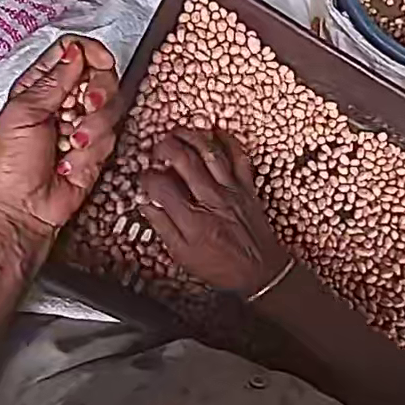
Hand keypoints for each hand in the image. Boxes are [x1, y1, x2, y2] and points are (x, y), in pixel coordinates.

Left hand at [0, 34, 124, 239]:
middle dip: (100, 91)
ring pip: (111, 106)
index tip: (97, 60)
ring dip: (94, 127)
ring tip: (71, 144)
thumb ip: (52, 81)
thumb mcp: (22, 113)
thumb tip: (74, 53)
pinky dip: (93, 150)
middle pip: (101, 75)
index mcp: (40, 86)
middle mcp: (65, 102)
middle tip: (87, 106)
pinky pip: (111, 136)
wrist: (25, 208)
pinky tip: (72, 162)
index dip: (89, 52)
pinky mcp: (99, 148)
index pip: (72, 52)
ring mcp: (84, 124)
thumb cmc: (11, 166)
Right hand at [137, 128, 290, 294]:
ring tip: (178, 133)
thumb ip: (163, 228)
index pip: (161, 186)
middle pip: (184, 160)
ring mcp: (231, 191)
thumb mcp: (184, 255)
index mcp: (192, 219)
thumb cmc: (222, 267)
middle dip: (165, 147)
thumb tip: (146, 205)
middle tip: (157, 149)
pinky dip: (228, 141)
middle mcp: (211, 200)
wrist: (260, 272)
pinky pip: (239, 157)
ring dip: (191, 137)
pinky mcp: (247, 188)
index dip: (147, 178)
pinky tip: (216, 133)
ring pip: (210, 152)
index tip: (144, 179)